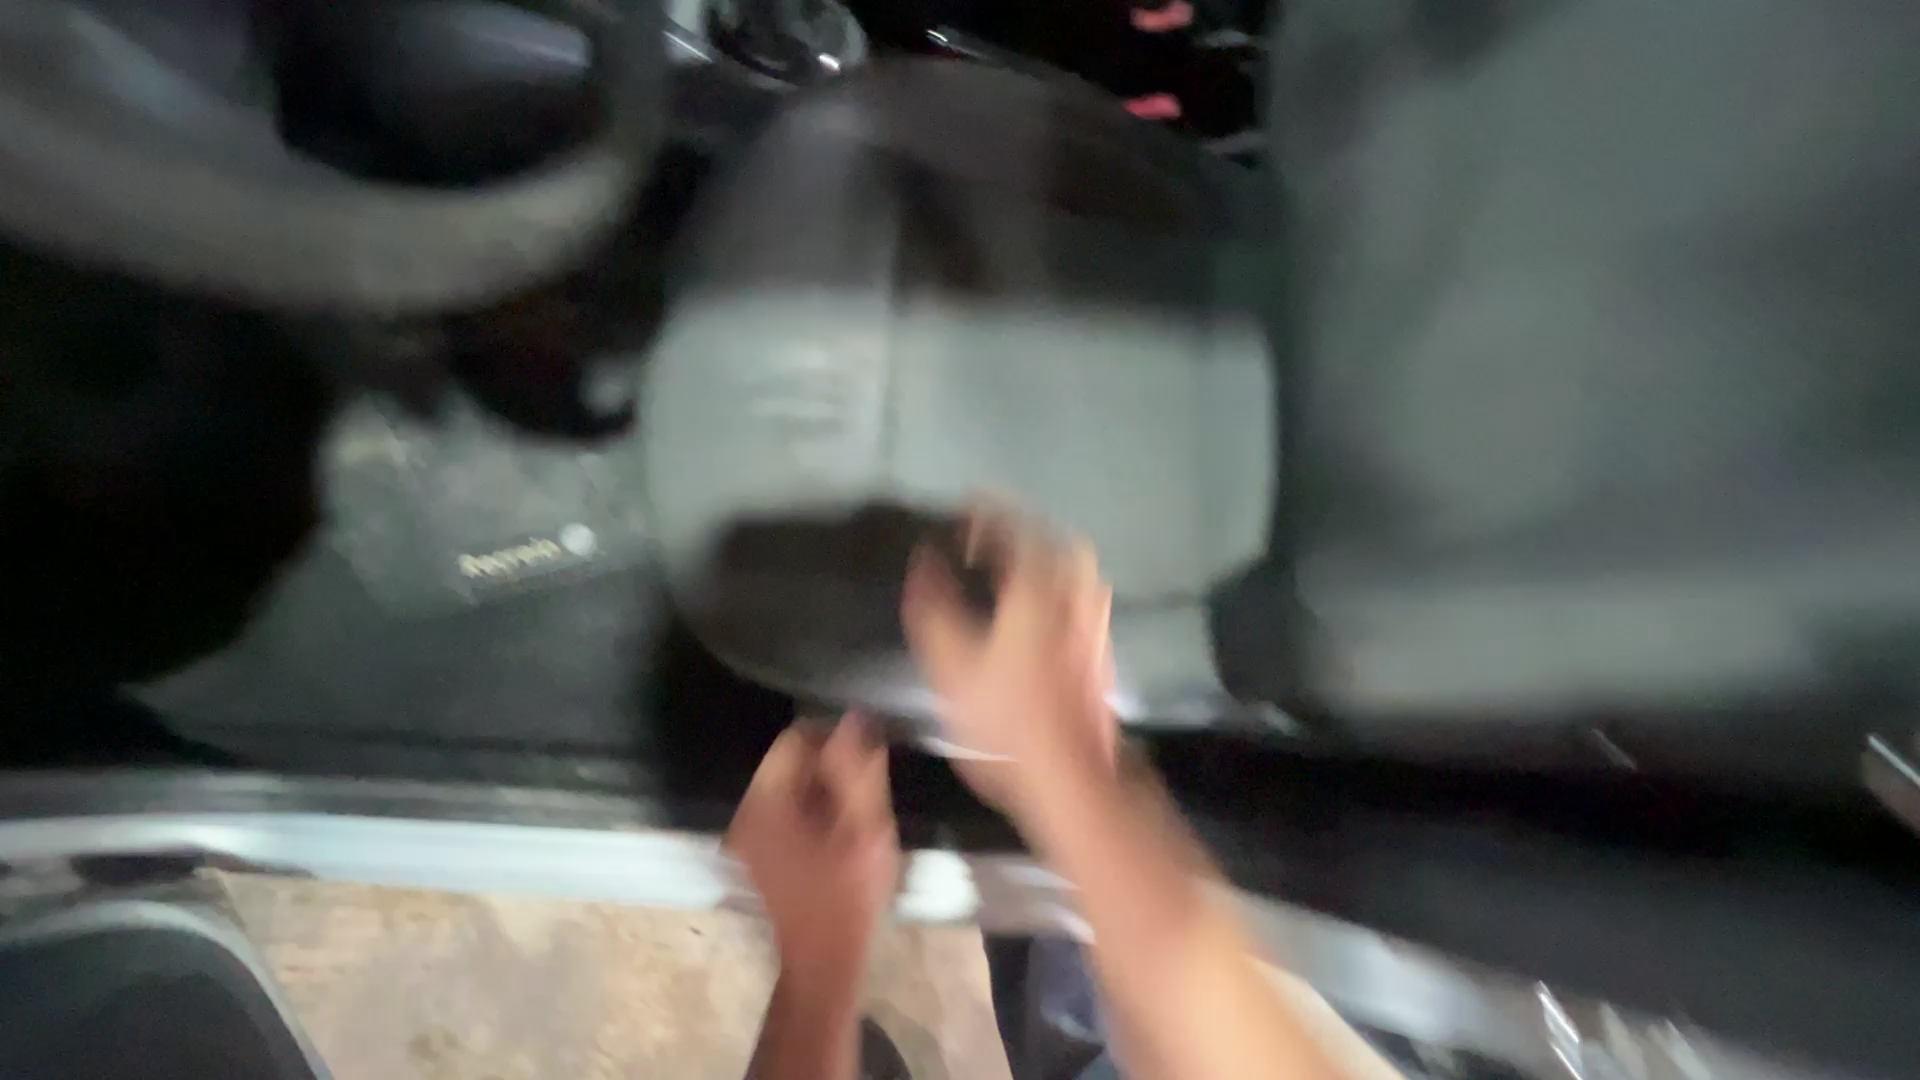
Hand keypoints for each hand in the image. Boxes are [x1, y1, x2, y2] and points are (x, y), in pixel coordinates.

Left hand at [727, 715, 898, 976]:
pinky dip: (815, 809)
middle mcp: (747, 811)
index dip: (835, 739)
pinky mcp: (759, 849)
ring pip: (794, 783)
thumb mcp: (864, 827)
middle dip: (831, 765)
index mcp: (765, 801)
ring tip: (856, 814)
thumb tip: (856, 717)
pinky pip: (789, 807)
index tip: (866, 760)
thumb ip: (858, 769)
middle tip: (865, 793)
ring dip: (826, 787)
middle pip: (793, 760)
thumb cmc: (848, 895)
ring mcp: (749, 833)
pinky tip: (839, 833)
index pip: (797, 737)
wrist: (825, 963)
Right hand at [900, 501, 1118, 817]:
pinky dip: (1059, 584)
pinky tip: (1041, 605)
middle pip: (1054, 538)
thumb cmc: (1005, 718)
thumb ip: (932, 602)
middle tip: (991, 534)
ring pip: (1075, 566)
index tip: (964, 507)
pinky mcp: (1101, 646)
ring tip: (1014, 565)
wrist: (1071, 774)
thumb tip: (924, 558)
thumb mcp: (949, 661)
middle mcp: (1074, 592)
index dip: (983, 511)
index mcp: (1036, 585)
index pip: (1011, 526)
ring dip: (1044, 554)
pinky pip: (1082, 593)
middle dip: (1021, 527)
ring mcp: (1094, 620)